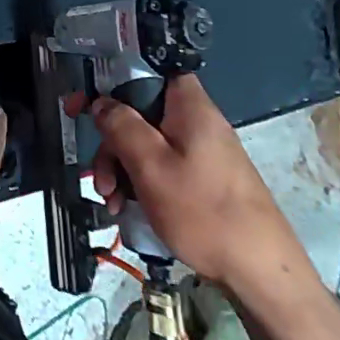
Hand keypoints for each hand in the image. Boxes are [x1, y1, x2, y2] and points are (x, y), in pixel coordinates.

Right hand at [91, 75, 299, 289]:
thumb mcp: (151, 166)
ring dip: (123, 172)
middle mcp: (196, 121)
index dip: (110, 86)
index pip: (145, 73)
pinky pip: (163, 168)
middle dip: (112, 146)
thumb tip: (102, 101)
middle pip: (140, 115)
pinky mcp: (203, 178)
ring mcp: (201, 151)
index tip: (80, 108)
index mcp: (188, 105)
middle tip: (102, 182)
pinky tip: (131, 211)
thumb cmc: (202, 210)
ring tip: (114, 206)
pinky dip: (142, 185)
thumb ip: (121, 127)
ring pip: (148, 146)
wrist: (258, 267)